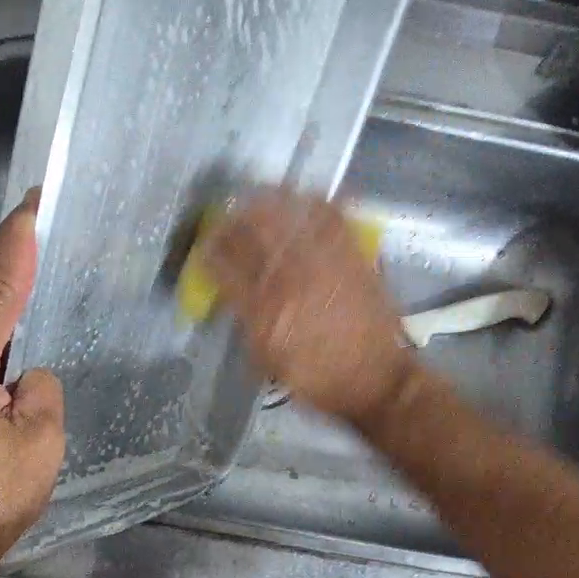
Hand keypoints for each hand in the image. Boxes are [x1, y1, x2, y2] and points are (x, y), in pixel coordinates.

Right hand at [200, 189, 418, 422]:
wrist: (376, 380)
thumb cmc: (318, 380)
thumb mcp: (268, 361)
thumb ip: (248, 324)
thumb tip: (235, 298)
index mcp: (263, 310)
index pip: (224, 268)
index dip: (208, 252)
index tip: (202, 247)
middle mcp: (290, 278)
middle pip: (252, 231)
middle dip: (231, 219)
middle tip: (224, 217)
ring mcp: (324, 261)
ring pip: (287, 215)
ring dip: (265, 201)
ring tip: (255, 197)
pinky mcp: (352, 254)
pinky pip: (332, 216)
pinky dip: (316, 202)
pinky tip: (304, 198)